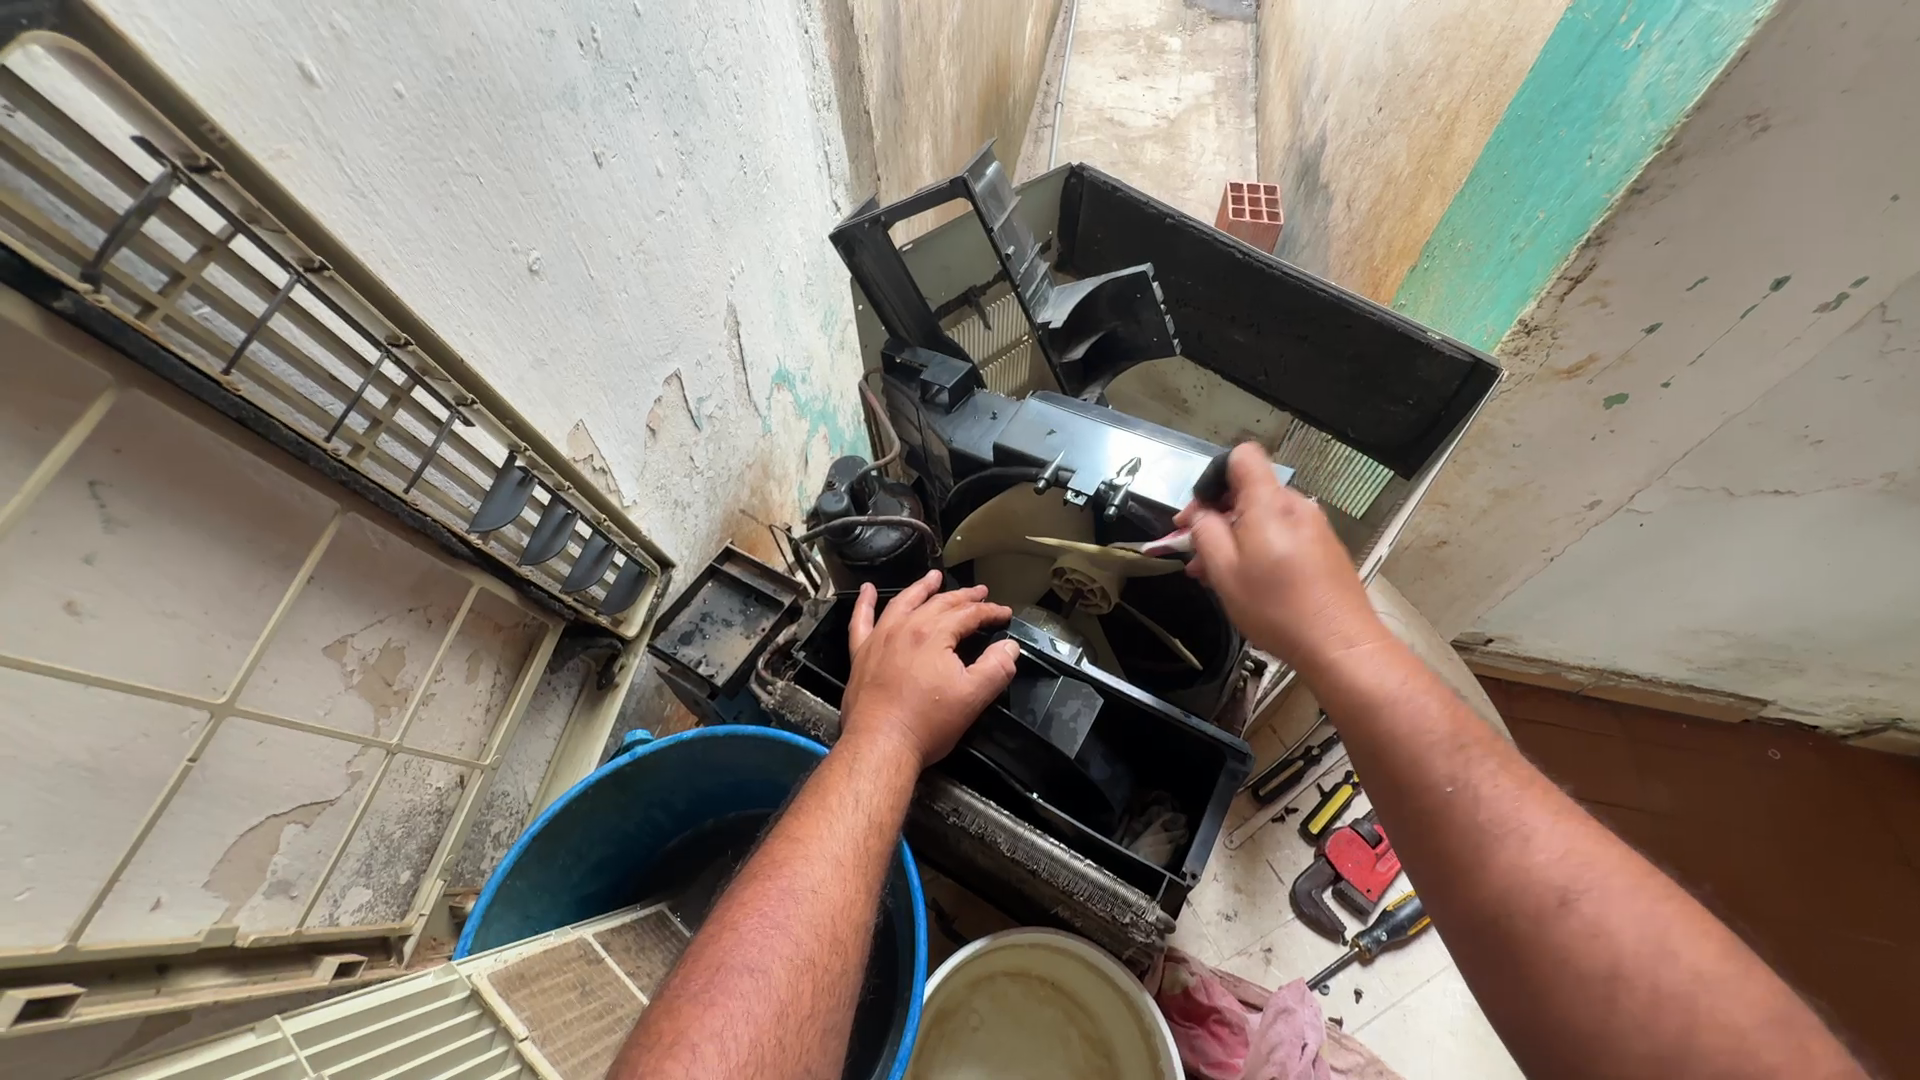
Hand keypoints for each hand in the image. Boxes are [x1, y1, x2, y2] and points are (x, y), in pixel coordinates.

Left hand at [840, 570, 1020, 769]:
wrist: (880, 744)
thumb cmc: (926, 724)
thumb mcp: (973, 697)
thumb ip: (996, 668)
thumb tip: (1010, 647)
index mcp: (934, 635)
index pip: (969, 614)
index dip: (990, 612)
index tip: (1004, 614)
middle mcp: (906, 628)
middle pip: (939, 603)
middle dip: (964, 596)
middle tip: (980, 592)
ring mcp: (880, 639)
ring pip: (903, 602)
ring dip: (921, 588)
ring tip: (934, 577)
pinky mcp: (861, 654)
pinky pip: (861, 621)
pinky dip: (863, 603)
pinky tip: (866, 590)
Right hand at [1176, 442, 1387, 671]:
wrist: (1340, 644)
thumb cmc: (1277, 607)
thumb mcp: (1224, 571)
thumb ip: (1205, 532)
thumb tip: (1200, 515)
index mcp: (1269, 503)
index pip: (1241, 457)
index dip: (1213, 477)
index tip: (1197, 513)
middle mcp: (1296, 506)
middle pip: (1248, 490)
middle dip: (1216, 516)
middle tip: (1194, 550)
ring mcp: (1314, 527)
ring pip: (1262, 517)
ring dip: (1234, 537)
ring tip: (1213, 572)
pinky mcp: (1323, 549)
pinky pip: (1281, 534)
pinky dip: (1257, 548)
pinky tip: (1246, 580)